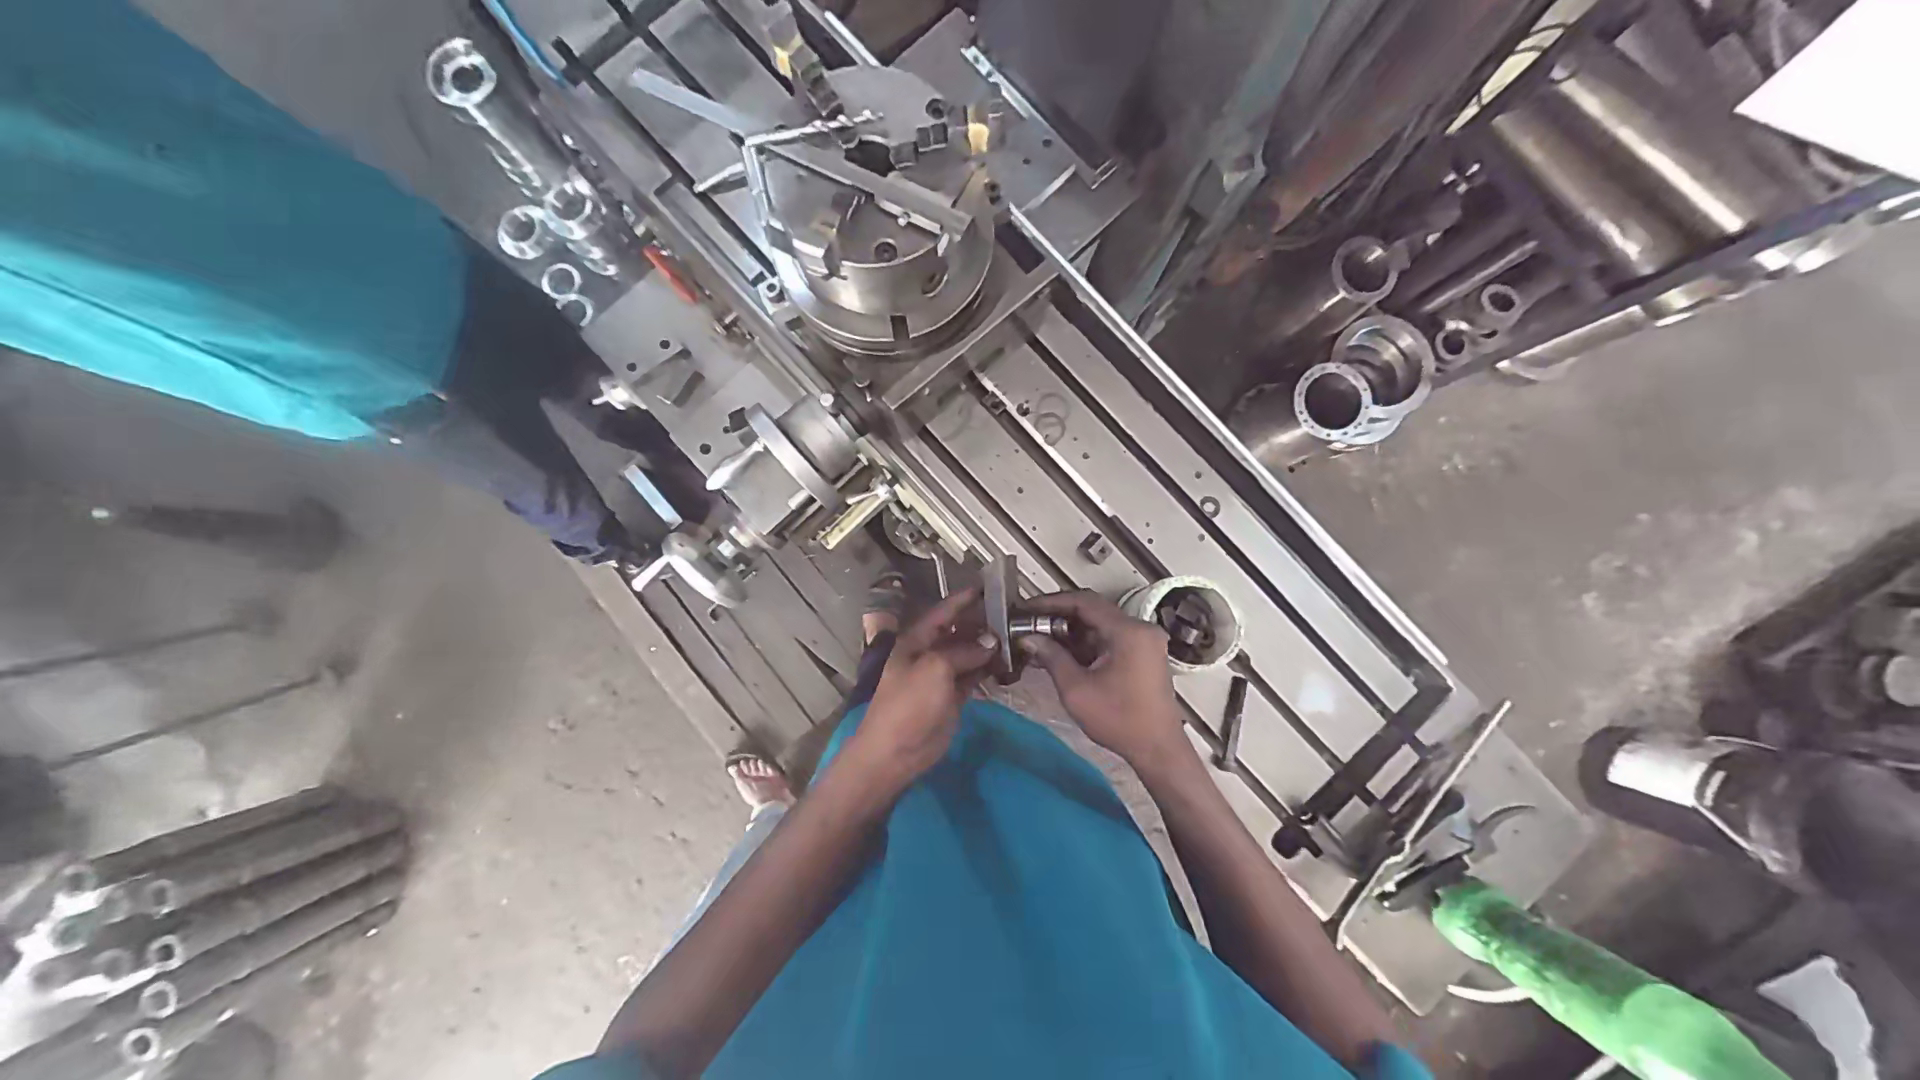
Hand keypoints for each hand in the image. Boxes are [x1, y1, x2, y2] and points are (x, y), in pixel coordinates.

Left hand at [840, 587, 996, 792]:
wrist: (896, 752)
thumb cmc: (909, 704)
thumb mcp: (935, 668)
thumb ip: (963, 651)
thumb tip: (990, 642)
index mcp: (916, 641)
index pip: (942, 612)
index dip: (962, 599)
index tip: (986, 587)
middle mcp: (928, 653)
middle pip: (958, 632)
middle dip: (980, 623)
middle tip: (1011, 615)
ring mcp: (940, 676)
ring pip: (968, 654)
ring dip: (987, 647)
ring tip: (1015, 636)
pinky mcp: (951, 697)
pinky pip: (972, 676)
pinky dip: (987, 669)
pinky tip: (1008, 663)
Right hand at [1018, 591, 1187, 771]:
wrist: (1158, 750)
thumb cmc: (1119, 720)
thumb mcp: (1076, 689)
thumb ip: (1051, 657)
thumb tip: (1029, 638)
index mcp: (1128, 631)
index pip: (1085, 602)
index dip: (1052, 602)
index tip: (1027, 608)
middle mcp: (1141, 629)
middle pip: (1094, 611)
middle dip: (1059, 617)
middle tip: (1030, 624)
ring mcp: (1145, 641)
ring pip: (1101, 625)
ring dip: (1072, 632)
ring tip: (1041, 640)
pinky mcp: (1144, 654)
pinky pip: (1110, 638)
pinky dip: (1087, 644)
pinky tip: (1063, 654)